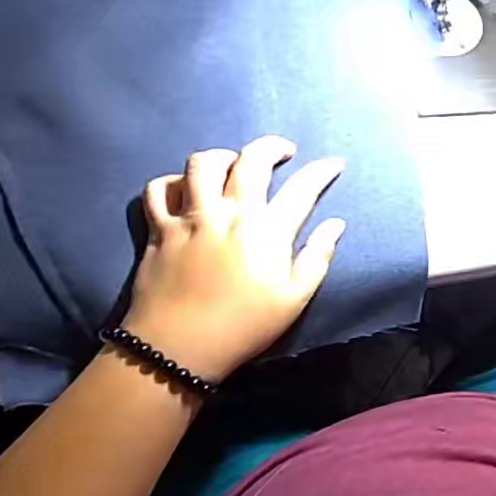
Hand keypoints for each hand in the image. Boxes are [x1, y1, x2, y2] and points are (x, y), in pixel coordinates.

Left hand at [120, 136, 345, 382]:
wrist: (177, 348)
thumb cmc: (244, 326)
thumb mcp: (294, 299)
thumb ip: (317, 257)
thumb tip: (336, 225)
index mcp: (267, 232)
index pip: (302, 189)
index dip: (322, 171)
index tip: (334, 164)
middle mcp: (229, 214)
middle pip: (250, 160)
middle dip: (272, 147)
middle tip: (283, 152)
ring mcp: (190, 218)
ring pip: (202, 164)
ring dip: (222, 156)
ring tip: (232, 164)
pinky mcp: (160, 228)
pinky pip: (159, 188)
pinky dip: (174, 182)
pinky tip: (186, 190)